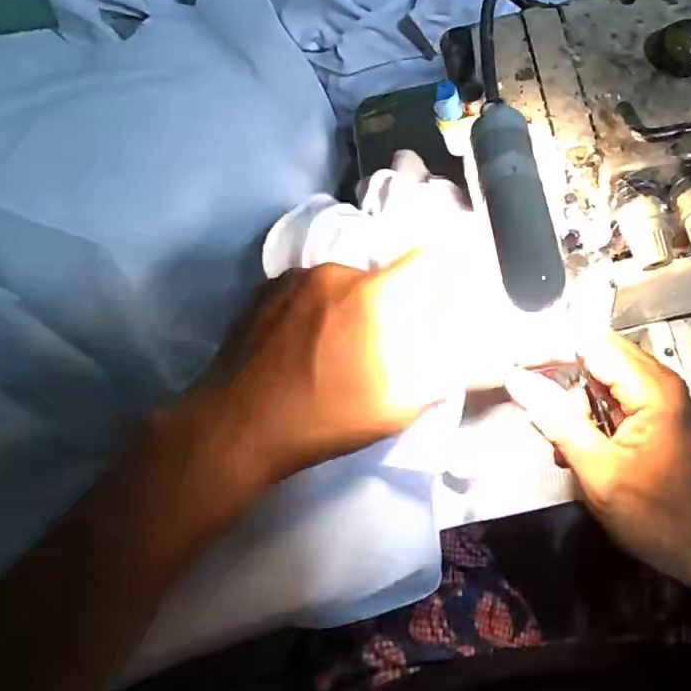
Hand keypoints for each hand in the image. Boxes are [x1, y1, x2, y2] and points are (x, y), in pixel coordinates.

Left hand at [163, 250, 477, 486]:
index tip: (452, 273)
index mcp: (369, 297)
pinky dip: (315, 306)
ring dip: (348, 304)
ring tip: (335, 344)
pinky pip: (307, 288)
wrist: (236, 428)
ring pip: (340, 282)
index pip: (423, 262)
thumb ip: (432, 382)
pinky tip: (303, 340)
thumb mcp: (393, 412)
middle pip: (378, 278)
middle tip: (379, 340)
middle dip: (387, 303)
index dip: (443, 266)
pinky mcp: (263, 289)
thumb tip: (455, 363)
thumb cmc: (321, 419)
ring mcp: (293, 278)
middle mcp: (333, 274)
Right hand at [503, 332, 690, 587]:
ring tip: (561, 444)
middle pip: (598, 354)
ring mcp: (660, 397)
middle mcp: (659, 380)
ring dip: (575, 401)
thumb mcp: (600, 472)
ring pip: (602, 376)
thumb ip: (558, 421)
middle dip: (560, 374)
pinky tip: (578, 448)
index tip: (515, 367)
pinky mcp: (656, 414)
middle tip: (533, 404)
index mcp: (652, 387)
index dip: (551, 350)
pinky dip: (590, 415)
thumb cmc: (657, 515)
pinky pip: (614, 397)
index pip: (591, 344)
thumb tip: (517, 379)